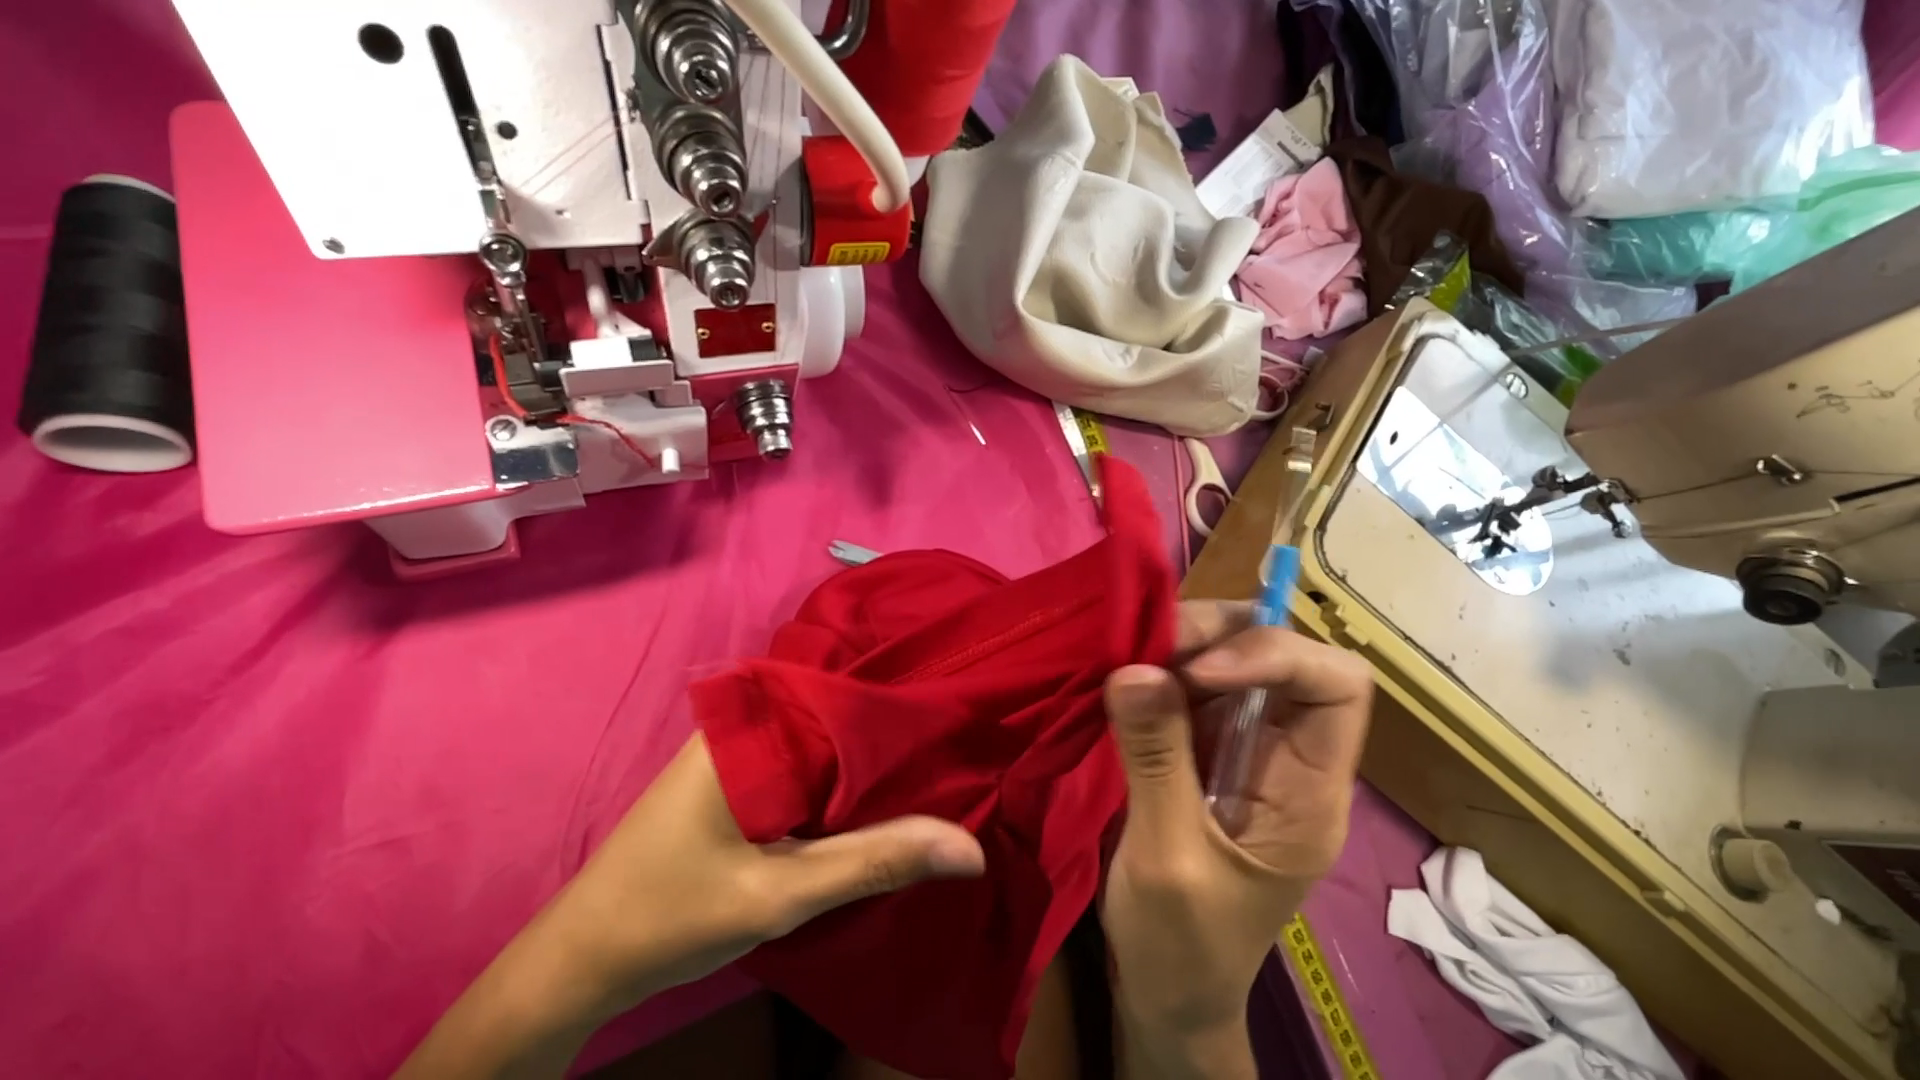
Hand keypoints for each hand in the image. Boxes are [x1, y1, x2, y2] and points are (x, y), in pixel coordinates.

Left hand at [397, 735, 983, 1078]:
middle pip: (839, 717)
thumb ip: (874, 862)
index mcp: (746, 727)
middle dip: (896, 738)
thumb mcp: (781, 894)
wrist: (584, 960)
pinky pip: (807, 771)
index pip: (846, 692)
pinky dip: (844, 788)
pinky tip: (888, 804)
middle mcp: (742, 726)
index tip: (970, 718)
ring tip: (947, 771)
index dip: (907, 707)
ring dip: (872, 766)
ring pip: (825, 747)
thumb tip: (971, 848)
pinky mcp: (738, 786)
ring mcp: (737, 756)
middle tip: (973, 747)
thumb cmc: (671, 916)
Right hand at [1101, 601, 1372, 1072]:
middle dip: (1219, 635)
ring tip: (1125, 654)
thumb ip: (1157, 761)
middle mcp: (1288, 758)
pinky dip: (1157, 671)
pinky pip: (1190, 691)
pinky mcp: (1202, 755)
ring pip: (1233, 663)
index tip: (1199, 671)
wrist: (1167, 995)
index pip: (1337, 686)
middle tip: (1147, 642)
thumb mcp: (1166, 859)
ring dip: (1181, 647)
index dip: (1277, 656)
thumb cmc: (1182, 946)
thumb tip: (1135, 669)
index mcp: (1311, 792)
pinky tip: (1120, 675)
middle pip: (1284, 658)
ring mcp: (1244, 753)